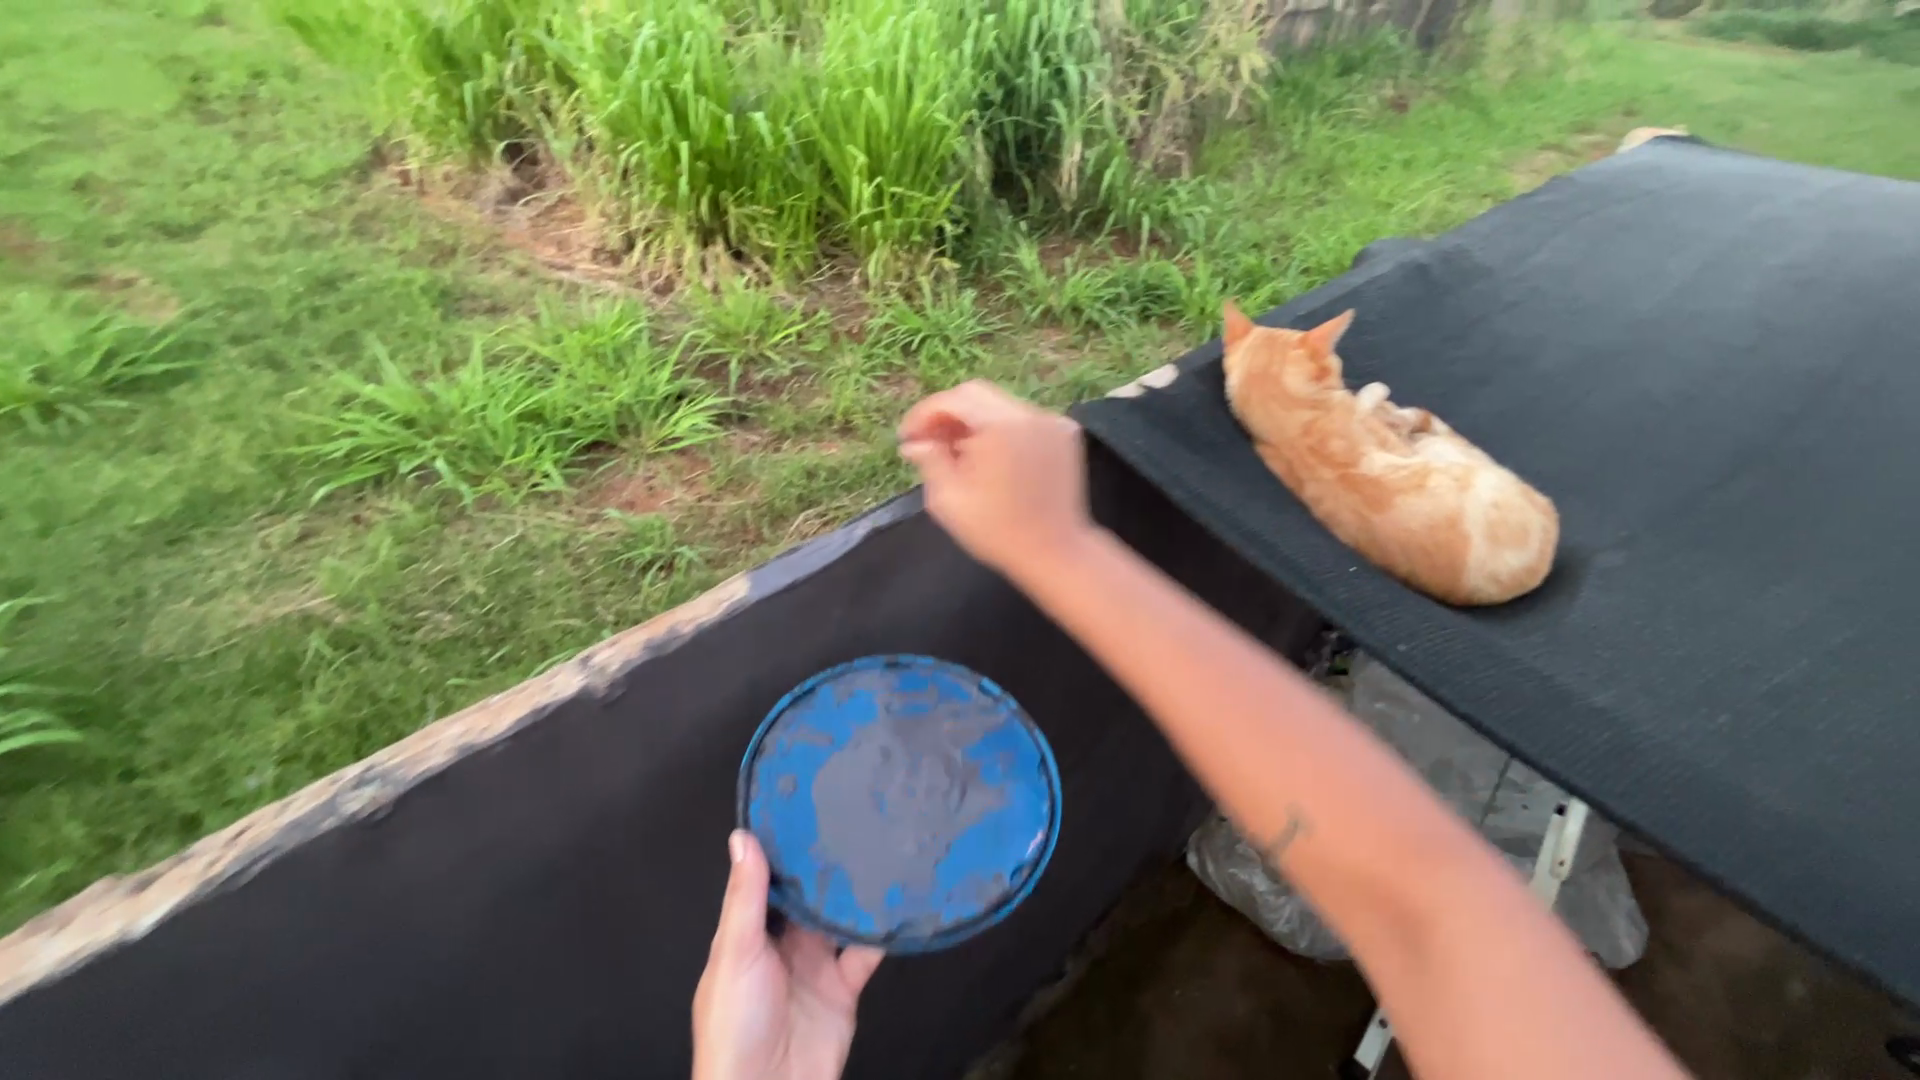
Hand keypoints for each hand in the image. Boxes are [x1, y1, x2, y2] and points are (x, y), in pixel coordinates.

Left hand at [692, 831, 884, 1079]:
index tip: (807, 801)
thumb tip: (742, 834)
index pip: (768, 878)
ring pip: (840, 916)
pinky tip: (901, 898)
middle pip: (808, 894)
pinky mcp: (845, 987)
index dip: (784, 845)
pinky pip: (866, 951)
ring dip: (857, 890)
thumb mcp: (735, 955)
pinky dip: (882, 929)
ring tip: (883, 843)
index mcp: (749, 932)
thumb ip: (745, 897)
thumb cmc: (736, 1023)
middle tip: (856, 811)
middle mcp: (783, 942)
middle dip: (827, 862)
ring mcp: (816, 964)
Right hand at [897, 381, 1094, 580]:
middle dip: (947, 415)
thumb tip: (916, 443)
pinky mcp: (1064, 434)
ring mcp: (1051, 421)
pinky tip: (990, 459)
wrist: (1055, 552)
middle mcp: (1028, 414)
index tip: (907, 439)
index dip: (923, 415)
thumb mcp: (949, 500)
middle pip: (977, 394)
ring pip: (1000, 406)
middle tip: (928, 443)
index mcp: (999, 426)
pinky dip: (1001, 431)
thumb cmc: (997, 531)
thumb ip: (929, 461)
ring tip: (958, 454)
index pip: (952, 400)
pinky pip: (1023, 420)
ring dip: (974, 423)